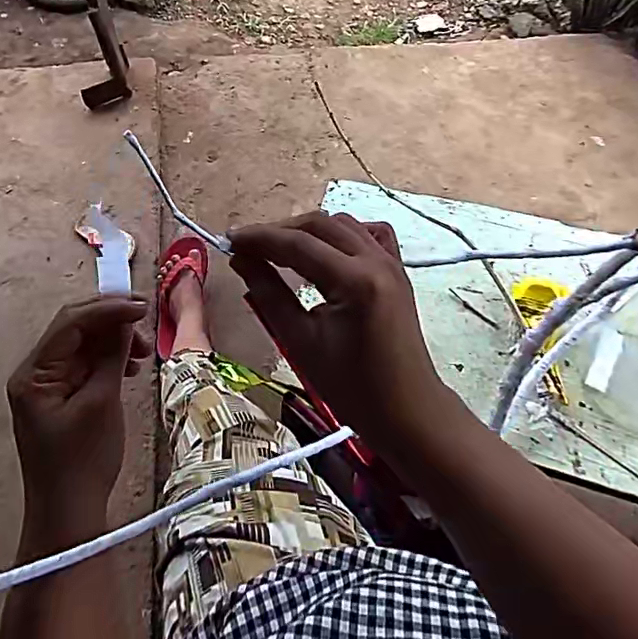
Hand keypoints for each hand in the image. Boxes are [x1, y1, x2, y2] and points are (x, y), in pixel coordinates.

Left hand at [7, 296, 151, 531]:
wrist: (69, 518)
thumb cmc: (83, 462)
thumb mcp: (102, 402)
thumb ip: (112, 355)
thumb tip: (125, 320)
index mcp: (34, 373)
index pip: (70, 323)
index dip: (108, 309)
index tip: (141, 307)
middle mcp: (35, 372)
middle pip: (75, 328)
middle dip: (111, 321)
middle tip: (145, 321)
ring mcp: (48, 385)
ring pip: (84, 344)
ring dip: (114, 340)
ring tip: (143, 352)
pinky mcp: (62, 396)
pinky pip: (87, 363)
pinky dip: (110, 359)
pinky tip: (131, 367)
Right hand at [229, 212, 454, 442]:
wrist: (408, 412)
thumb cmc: (353, 389)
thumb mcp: (300, 342)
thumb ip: (268, 294)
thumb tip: (241, 260)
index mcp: (355, 281)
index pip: (298, 244)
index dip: (259, 238)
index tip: (229, 239)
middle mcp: (376, 261)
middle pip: (319, 226)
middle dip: (279, 231)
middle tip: (247, 245)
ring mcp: (391, 262)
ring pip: (342, 225)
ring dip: (307, 230)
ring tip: (277, 248)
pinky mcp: (397, 270)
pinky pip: (367, 234)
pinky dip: (340, 234)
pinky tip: (324, 249)